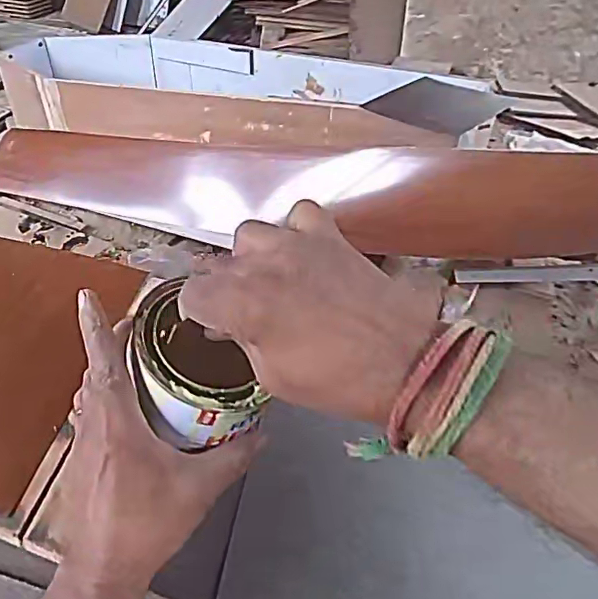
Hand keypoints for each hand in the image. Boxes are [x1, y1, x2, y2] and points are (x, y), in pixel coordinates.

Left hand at [57, 289, 261, 598]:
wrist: (104, 568)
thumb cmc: (144, 526)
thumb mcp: (198, 489)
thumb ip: (232, 458)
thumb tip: (259, 435)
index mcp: (116, 421)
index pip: (104, 359)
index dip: (95, 324)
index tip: (85, 296)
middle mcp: (92, 425)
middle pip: (96, 371)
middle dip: (111, 343)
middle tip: (134, 327)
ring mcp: (81, 443)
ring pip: (90, 393)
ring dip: (106, 372)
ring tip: (133, 362)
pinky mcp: (80, 460)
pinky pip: (90, 416)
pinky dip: (105, 400)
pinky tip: (128, 414)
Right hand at [179, 200, 441, 428]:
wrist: (406, 364)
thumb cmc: (334, 382)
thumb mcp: (270, 376)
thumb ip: (241, 339)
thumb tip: (229, 323)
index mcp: (239, 304)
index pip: (191, 292)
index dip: (198, 311)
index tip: (213, 323)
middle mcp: (259, 265)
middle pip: (216, 264)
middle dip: (223, 287)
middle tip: (244, 310)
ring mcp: (295, 244)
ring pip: (250, 234)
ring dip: (253, 256)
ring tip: (272, 277)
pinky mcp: (329, 236)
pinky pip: (298, 216)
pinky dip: (295, 231)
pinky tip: (304, 253)